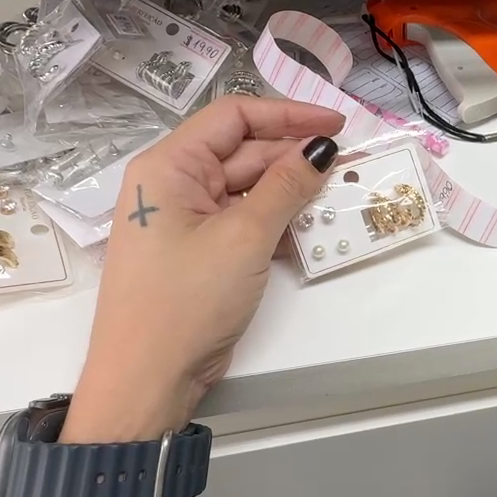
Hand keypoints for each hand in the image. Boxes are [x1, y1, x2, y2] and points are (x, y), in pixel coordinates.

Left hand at [62, 97, 344, 442]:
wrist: (148, 381)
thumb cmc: (187, 300)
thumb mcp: (245, 237)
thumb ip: (287, 186)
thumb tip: (322, 147)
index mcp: (168, 166)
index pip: (234, 118)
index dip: (289, 114)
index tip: (336, 124)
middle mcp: (174, 184)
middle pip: (245, 152)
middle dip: (295, 157)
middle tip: (348, 166)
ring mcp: (189, 220)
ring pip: (250, 188)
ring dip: (292, 192)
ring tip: (337, 197)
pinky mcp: (203, 251)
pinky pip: (246, 219)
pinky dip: (278, 221)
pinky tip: (312, 230)